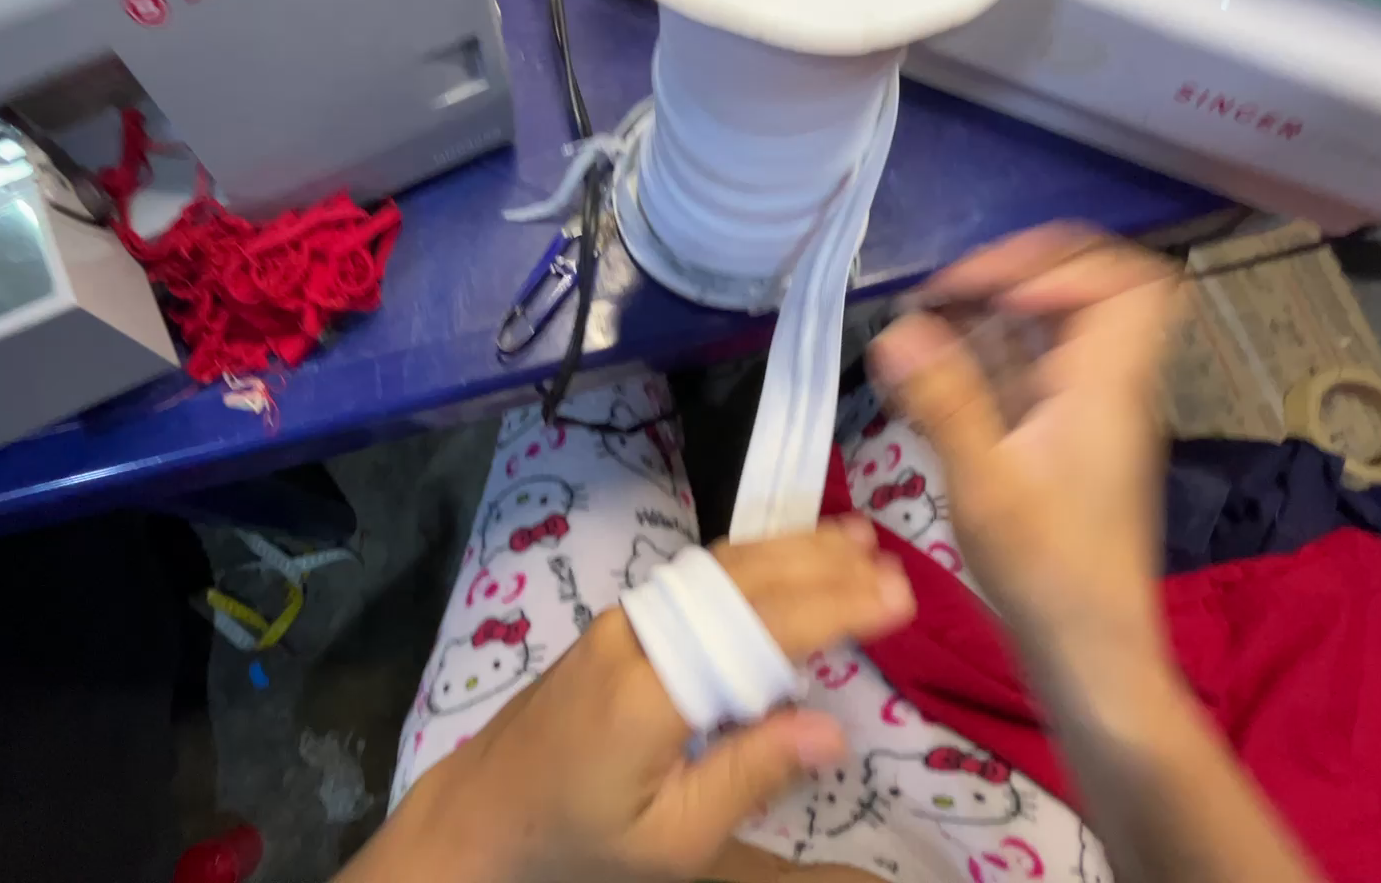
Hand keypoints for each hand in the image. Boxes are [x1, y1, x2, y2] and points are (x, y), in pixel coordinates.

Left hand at [351, 521, 915, 882]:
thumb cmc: (577, 839)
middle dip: (818, 565)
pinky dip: (750, 562)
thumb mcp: (668, 840)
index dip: (830, 608)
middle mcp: (637, 631)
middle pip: (738, 580)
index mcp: (650, 689)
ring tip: (852, 539)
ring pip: (716, 567)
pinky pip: (695, 579)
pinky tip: (784, 560)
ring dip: (786, 548)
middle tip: (888, 560)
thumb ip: (748, 775)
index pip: (756, 629)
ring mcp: (624, 618)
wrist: (484, 811)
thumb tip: (832, 728)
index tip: (896, 594)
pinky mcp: (620, 620)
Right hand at [867, 223, 1183, 671]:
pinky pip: (1021, 369)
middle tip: (941, 297)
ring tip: (921, 328)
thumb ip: (944, 400)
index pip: (1125, 282)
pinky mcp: (1053, 433)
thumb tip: (897, 328)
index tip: (986, 293)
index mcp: (1106, 386)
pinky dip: (976, 356)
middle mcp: (1102, 385)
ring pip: (1046, 328)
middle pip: (1084, 290)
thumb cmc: (1045, 568)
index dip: (1057, 265)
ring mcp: (1078, 408)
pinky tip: (927, 374)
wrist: (1085, 644)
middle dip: (1008, 277)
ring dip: (984, 315)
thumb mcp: (985, 482)